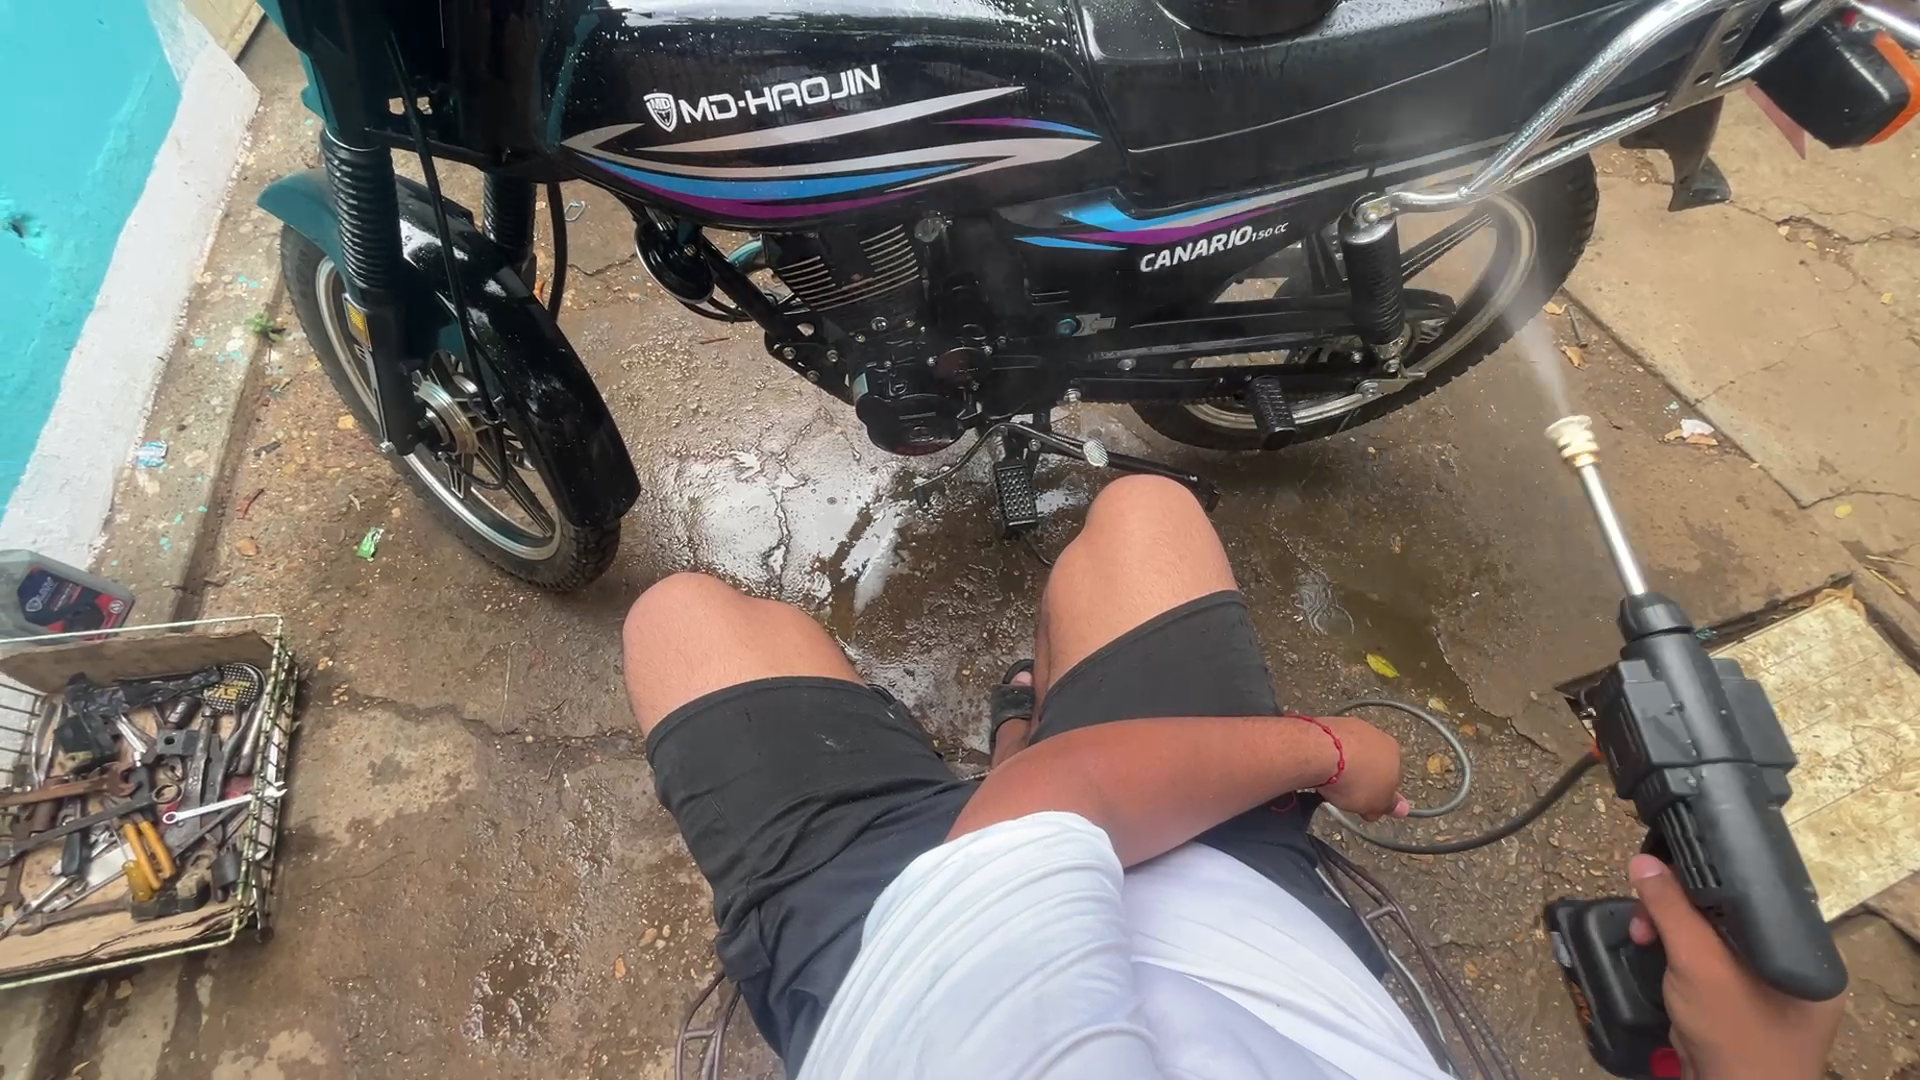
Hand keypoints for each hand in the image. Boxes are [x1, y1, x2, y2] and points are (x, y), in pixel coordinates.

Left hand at [1310, 715, 1410, 821]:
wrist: (1318, 752)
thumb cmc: (1353, 777)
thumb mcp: (1377, 803)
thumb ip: (1390, 805)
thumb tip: (1400, 808)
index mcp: (1392, 749)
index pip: (1390, 775)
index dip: (1377, 793)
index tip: (1366, 805)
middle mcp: (1371, 732)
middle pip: (1366, 760)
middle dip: (1357, 777)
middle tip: (1344, 794)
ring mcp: (1344, 725)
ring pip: (1344, 751)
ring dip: (1338, 765)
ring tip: (1326, 782)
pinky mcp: (1320, 723)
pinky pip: (1324, 745)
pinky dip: (1320, 755)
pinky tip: (1314, 767)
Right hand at [1628, 855, 1844, 1079]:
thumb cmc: (1733, 1030)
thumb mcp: (1699, 964)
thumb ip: (1672, 910)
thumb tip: (1644, 860)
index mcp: (1805, 956)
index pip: (1753, 897)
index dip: (1704, 879)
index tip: (1662, 877)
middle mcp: (1789, 965)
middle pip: (1723, 913)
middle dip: (1673, 908)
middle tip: (1643, 917)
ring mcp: (1763, 982)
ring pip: (1706, 932)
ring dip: (1665, 926)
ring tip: (1640, 935)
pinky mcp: (1735, 993)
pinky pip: (1701, 953)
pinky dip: (1672, 946)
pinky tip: (1652, 947)